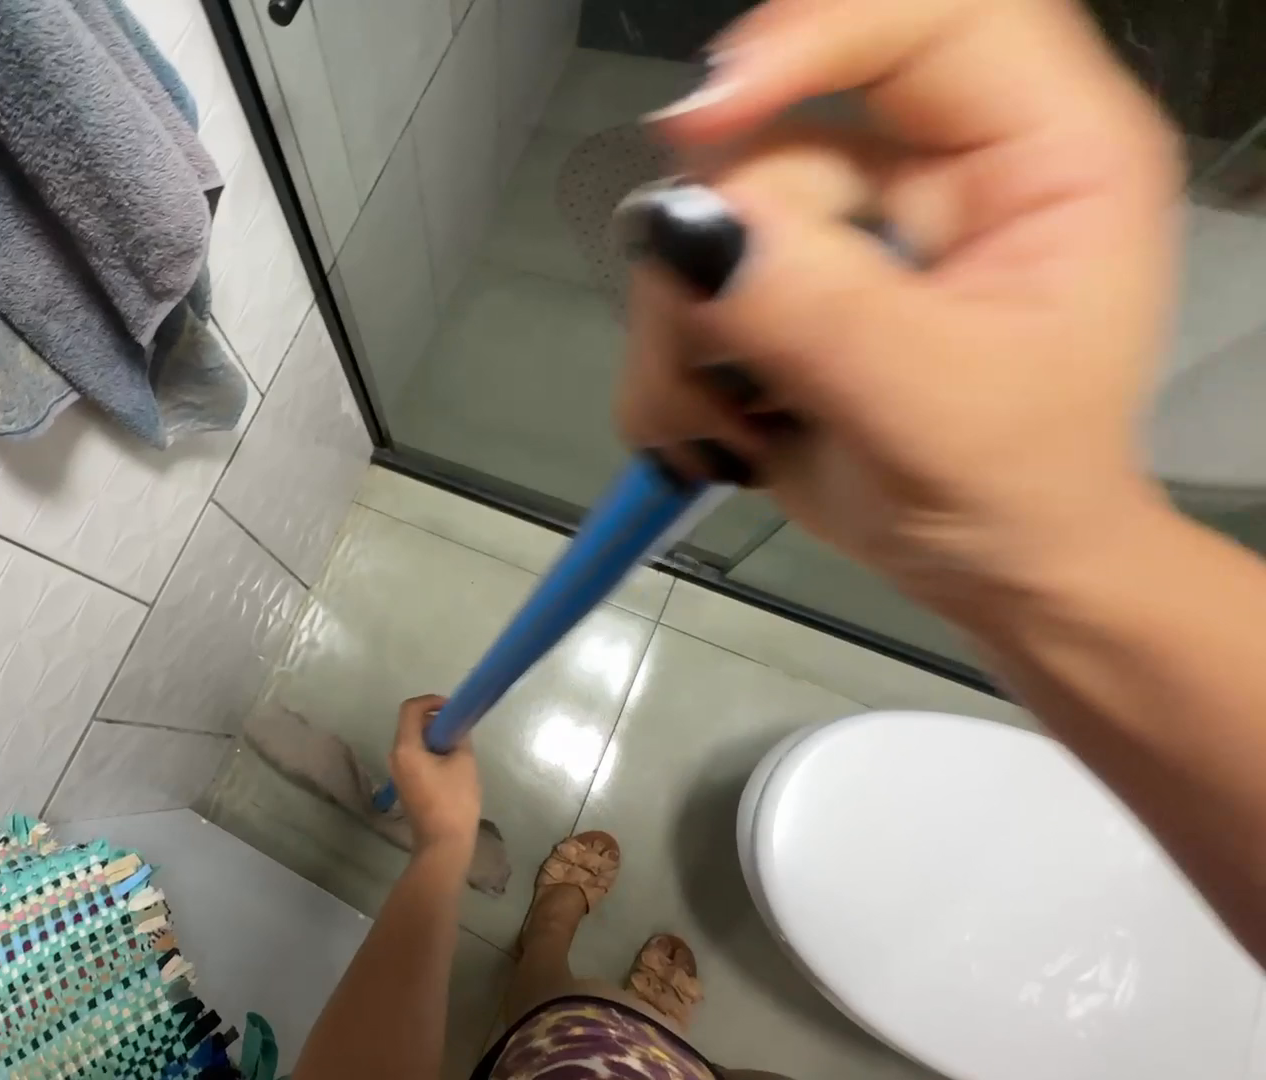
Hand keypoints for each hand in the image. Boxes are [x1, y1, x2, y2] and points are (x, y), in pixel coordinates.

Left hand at [388, 695, 480, 858]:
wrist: (443, 844)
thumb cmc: (454, 802)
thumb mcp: (464, 763)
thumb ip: (459, 738)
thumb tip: (456, 730)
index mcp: (405, 748)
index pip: (410, 709)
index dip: (431, 701)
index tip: (452, 707)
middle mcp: (395, 756)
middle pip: (410, 724)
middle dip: (434, 720)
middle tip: (458, 727)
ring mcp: (397, 771)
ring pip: (413, 741)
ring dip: (433, 737)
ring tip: (457, 745)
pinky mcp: (404, 783)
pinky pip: (413, 756)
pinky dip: (429, 751)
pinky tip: (450, 763)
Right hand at [619, 0, 1183, 621]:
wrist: (964, 555)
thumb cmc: (1002, 483)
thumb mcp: (930, 402)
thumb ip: (818, 312)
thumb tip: (681, 229)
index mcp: (1028, 158)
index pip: (926, 25)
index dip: (809, 42)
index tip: (701, 124)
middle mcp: (911, 179)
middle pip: (757, 167)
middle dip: (713, 292)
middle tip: (732, 390)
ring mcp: (822, 241)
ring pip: (685, 251)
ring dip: (679, 359)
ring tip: (733, 435)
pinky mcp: (755, 300)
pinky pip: (661, 316)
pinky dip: (663, 387)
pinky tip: (716, 436)